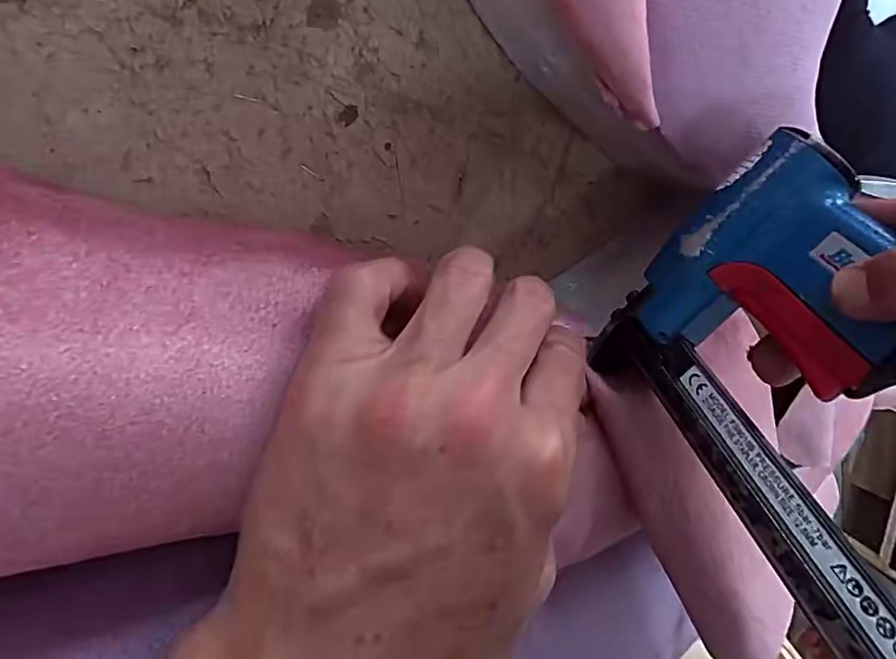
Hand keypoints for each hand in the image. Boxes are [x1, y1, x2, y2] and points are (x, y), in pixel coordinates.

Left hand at [177, 249, 586, 658]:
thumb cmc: (443, 624)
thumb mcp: (539, 552)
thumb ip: (558, 462)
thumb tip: (557, 391)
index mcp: (540, 450)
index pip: (567, 345)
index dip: (552, 347)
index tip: (534, 355)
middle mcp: (482, 406)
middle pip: (527, 298)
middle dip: (519, 311)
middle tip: (493, 335)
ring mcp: (404, 388)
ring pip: (463, 273)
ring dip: (466, 286)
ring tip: (447, 313)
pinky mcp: (328, 382)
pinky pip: (363, 284)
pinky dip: (386, 279)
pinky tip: (395, 301)